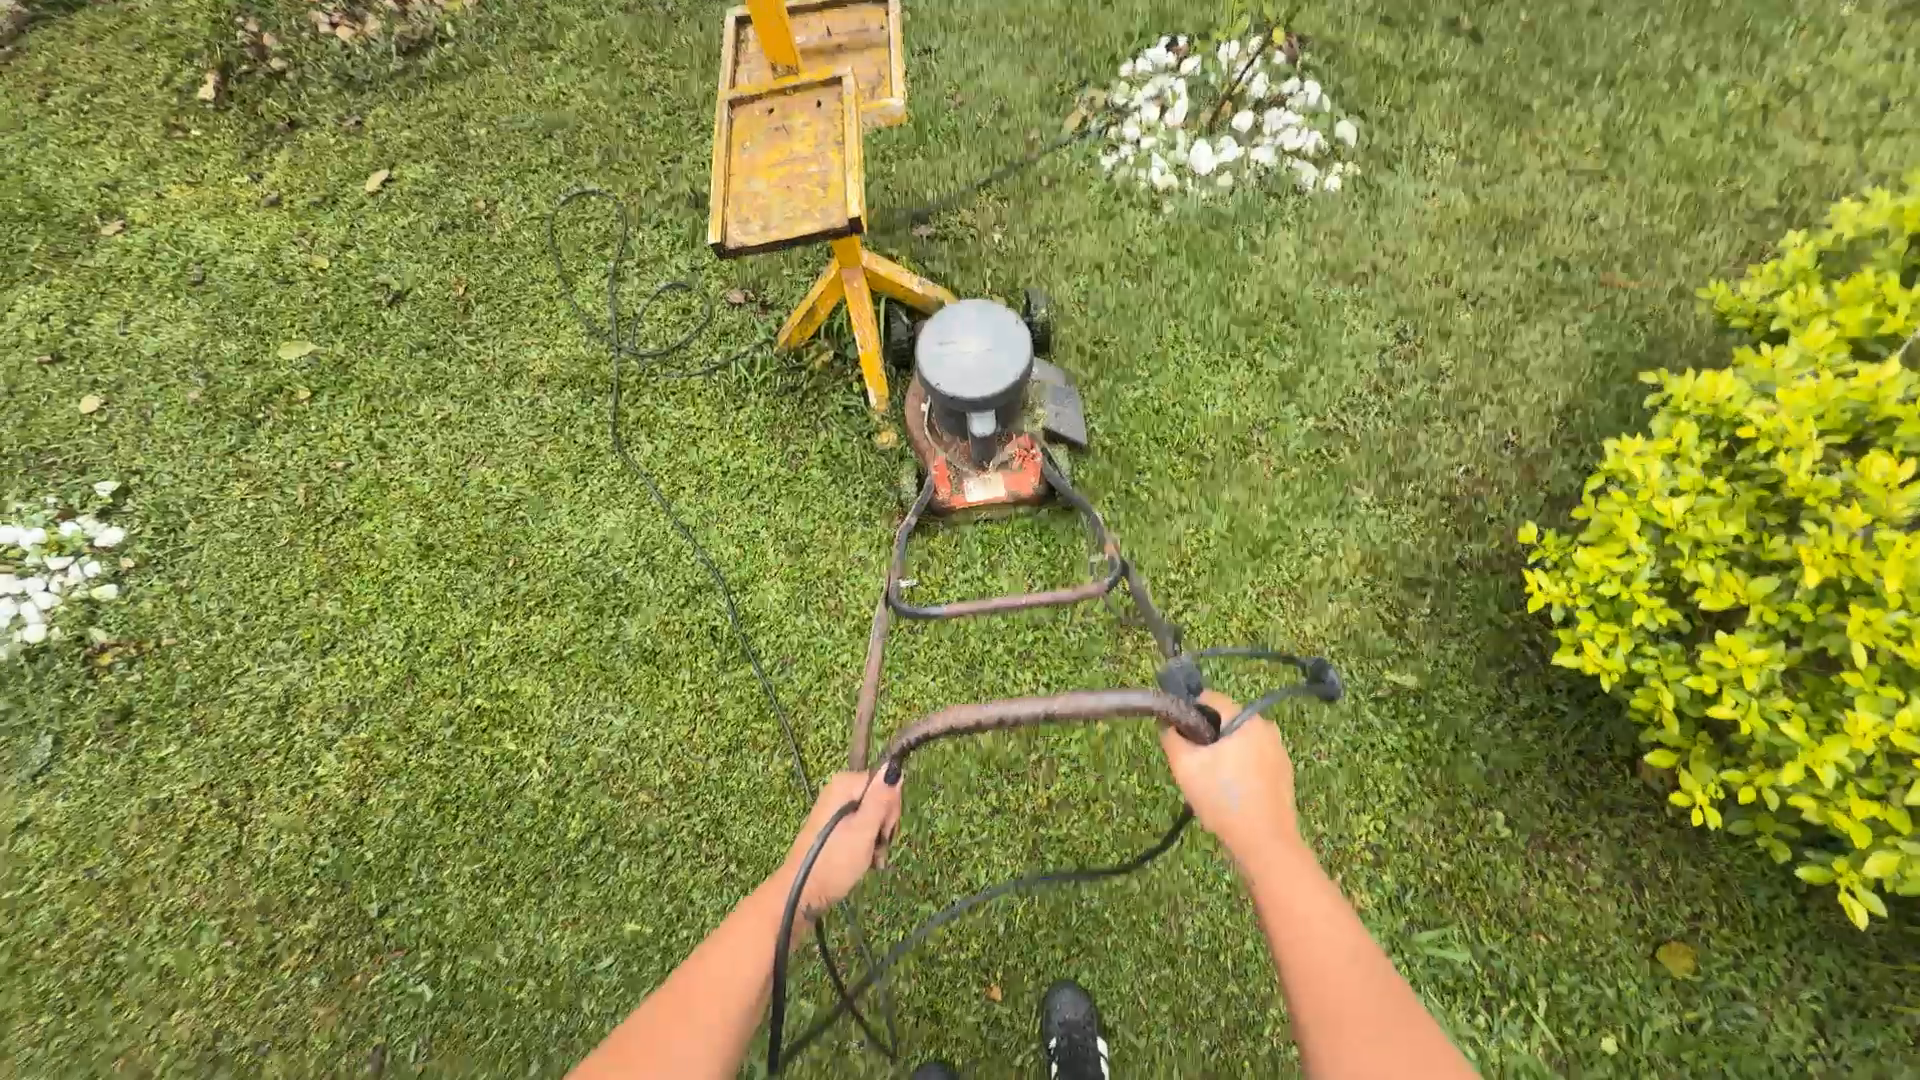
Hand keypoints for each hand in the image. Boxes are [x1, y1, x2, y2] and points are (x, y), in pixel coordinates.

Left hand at [777, 769, 903, 916]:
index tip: (883, 833)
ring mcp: (836, 808)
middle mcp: (840, 790)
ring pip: (874, 816)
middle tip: (877, 848)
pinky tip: (866, 860)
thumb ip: (880, 798)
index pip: (886, 783)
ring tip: (871, 859)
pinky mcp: (835, 826)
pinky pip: (862, 826)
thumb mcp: (864, 830)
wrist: (801, 894)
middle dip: (884, 826)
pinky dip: (867, 844)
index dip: (890, 809)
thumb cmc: (834, 861)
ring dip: (878, 839)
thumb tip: (893, 767)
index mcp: (845, 784)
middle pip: (881, 799)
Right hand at [1160, 691, 1304, 871]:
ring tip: (1211, 785)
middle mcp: (1267, 728)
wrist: (1265, 844)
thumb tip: (1169, 725)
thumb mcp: (1185, 766)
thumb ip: (1171, 737)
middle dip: (1206, 739)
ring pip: (1238, 742)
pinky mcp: (1284, 773)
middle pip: (1224, 721)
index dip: (1189, 713)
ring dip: (1222, 755)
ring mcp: (1279, 751)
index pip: (1210, 698)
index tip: (1180, 738)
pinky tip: (1231, 795)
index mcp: (1246, 720)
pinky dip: (1238, 769)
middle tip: (1195, 767)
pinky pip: (1253, 759)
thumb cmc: (1223, 799)